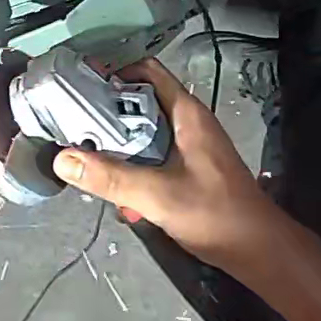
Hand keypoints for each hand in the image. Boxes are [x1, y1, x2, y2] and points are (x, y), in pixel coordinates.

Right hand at [51, 58, 284, 268]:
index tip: (82, 89)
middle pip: (142, 102)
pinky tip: (122, 197)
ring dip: (121, 148)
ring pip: (146, 132)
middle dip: (110, 115)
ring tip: (92, 163)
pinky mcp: (190, 167)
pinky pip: (154, 156)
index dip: (115, 73)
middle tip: (77, 129)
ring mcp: (191, 145)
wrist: (257, 248)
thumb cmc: (214, 213)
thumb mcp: (158, 195)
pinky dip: (136, 168)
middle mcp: (188, 122)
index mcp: (186, 113)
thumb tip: (63, 159)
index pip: (148, 72)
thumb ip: (111, 177)